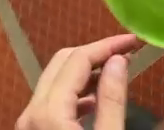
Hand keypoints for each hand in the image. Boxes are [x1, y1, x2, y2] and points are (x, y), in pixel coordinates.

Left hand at [15, 34, 139, 129]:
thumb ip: (111, 102)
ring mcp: (28, 124)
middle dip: (95, 53)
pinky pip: (52, 101)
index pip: (80, 58)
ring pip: (56, 80)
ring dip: (85, 72)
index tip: (135, 41)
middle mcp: (31, 110)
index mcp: (48, 110)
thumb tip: (118, 60)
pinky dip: (74, 92)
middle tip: (126, 54)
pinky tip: (95, 101)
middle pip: (63, 62)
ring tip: (115, 73)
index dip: (109, 45)